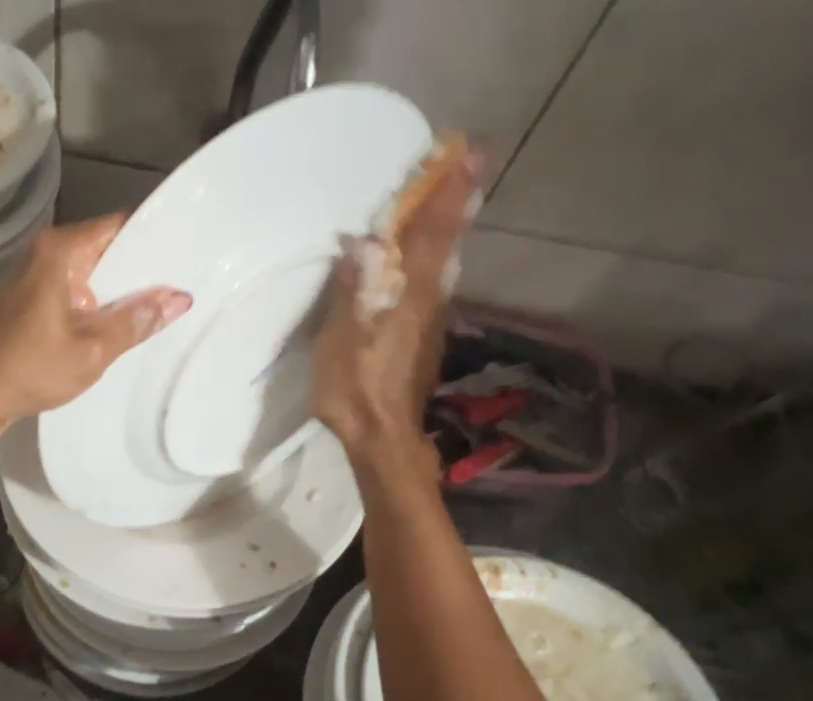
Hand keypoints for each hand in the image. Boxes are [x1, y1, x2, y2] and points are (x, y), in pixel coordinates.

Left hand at [0, 214, 190, 426]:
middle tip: (186, 285)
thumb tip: (180, 298)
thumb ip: (136, 321)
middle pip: (108, 248)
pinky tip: (122, 324)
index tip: (192, 253)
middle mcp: (47, 252)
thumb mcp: (92, 349)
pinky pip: (77, 290)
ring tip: (165, 305)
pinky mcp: (31, 299)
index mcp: (61, 250)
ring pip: (93, 273)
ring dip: (122, 291)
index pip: (121, 226)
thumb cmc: (29, 369)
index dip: (157, 238)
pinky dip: (100, 304)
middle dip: (143, 268)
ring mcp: (36, 275)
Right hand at [311, 148, 478, 464]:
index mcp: (409, 294)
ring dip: (448, 225)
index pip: (431, 232)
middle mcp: (429, 299)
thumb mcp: (342, 340)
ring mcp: (430, 319)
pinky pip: (433, 281)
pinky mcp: (423, 337)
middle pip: (446, 240)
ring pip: (444, 260)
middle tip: (470, 161)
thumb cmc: (356, 387)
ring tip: (454, 195)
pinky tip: (427, 255)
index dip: (447, 192)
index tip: (468, 152)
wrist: (383, 437)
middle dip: (457, 200)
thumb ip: (354, 290)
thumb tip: (363, 242)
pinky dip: (435, 254)